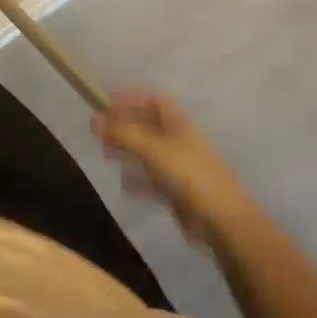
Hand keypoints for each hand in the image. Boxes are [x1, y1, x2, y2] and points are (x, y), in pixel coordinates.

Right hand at [94, 87, 254, 246]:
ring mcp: (179, 167)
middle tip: (100, 131)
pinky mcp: (177, 192)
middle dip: (124, 125)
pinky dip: (137, 179)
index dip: (132, 96)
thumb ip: (122, 133)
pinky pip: (152, 180)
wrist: (223, 221)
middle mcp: (179, 141)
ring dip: (128, 151)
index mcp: (178, 124)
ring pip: (148, 153)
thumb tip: (93, 118)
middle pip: (148, 125)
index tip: (107, 99)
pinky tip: (124, 184)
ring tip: (106, 154)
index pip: (154, 100)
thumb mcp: (152, 149)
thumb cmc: (189, 175)